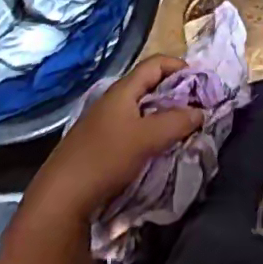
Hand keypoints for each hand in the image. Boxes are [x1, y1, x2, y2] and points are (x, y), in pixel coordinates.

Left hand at [26, 56, 204, 220]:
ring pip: (143, 110)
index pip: (156, 64)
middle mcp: (113, 101)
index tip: (201, 84)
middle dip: (177, 94)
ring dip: (165, 116)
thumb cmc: (105, 159)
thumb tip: (200, 112)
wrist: (61, 200)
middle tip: (197, 109)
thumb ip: (177, 121)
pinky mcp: (102, 145)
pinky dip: (152, 133)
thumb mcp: (147, 138)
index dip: (180, 67)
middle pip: (151, 86)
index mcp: (122, 91)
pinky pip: (134, 129)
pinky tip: (160, 149)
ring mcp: (106, 124)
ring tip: (183, 130)